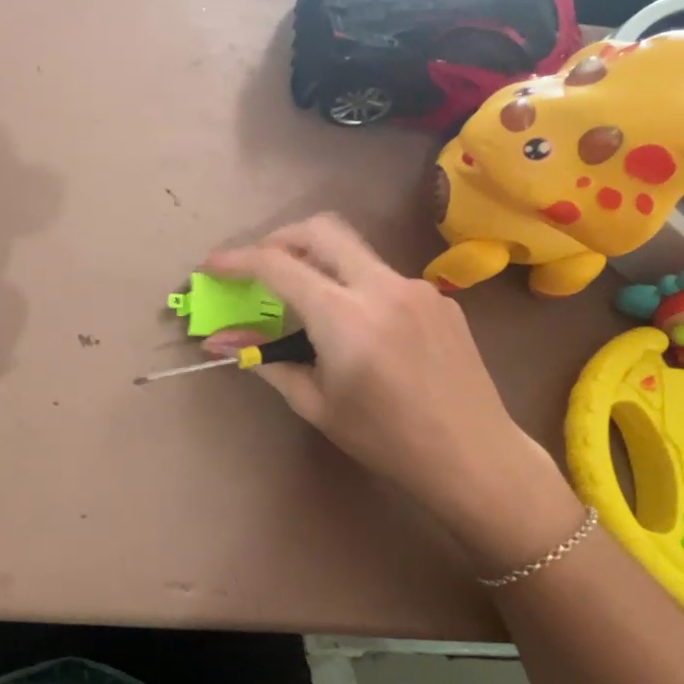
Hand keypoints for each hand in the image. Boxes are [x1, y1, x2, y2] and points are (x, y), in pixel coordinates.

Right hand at [203, 215, 581, 566]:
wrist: (472, 454)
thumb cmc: (383, 438)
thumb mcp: (313, 402)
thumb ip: (265, 360)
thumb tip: (216, 343)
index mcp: (346, 318)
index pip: (279, 266)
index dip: (237, 260)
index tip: (211, 267)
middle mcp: (383, 287)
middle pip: (322, 229)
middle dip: (279, 238)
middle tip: (256, 266)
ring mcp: (417, 287)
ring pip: (354, 251)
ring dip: (318, 261)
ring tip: (301, 302)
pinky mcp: (439, 298)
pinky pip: (382, 276)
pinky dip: (352, 285)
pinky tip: (352, 327)